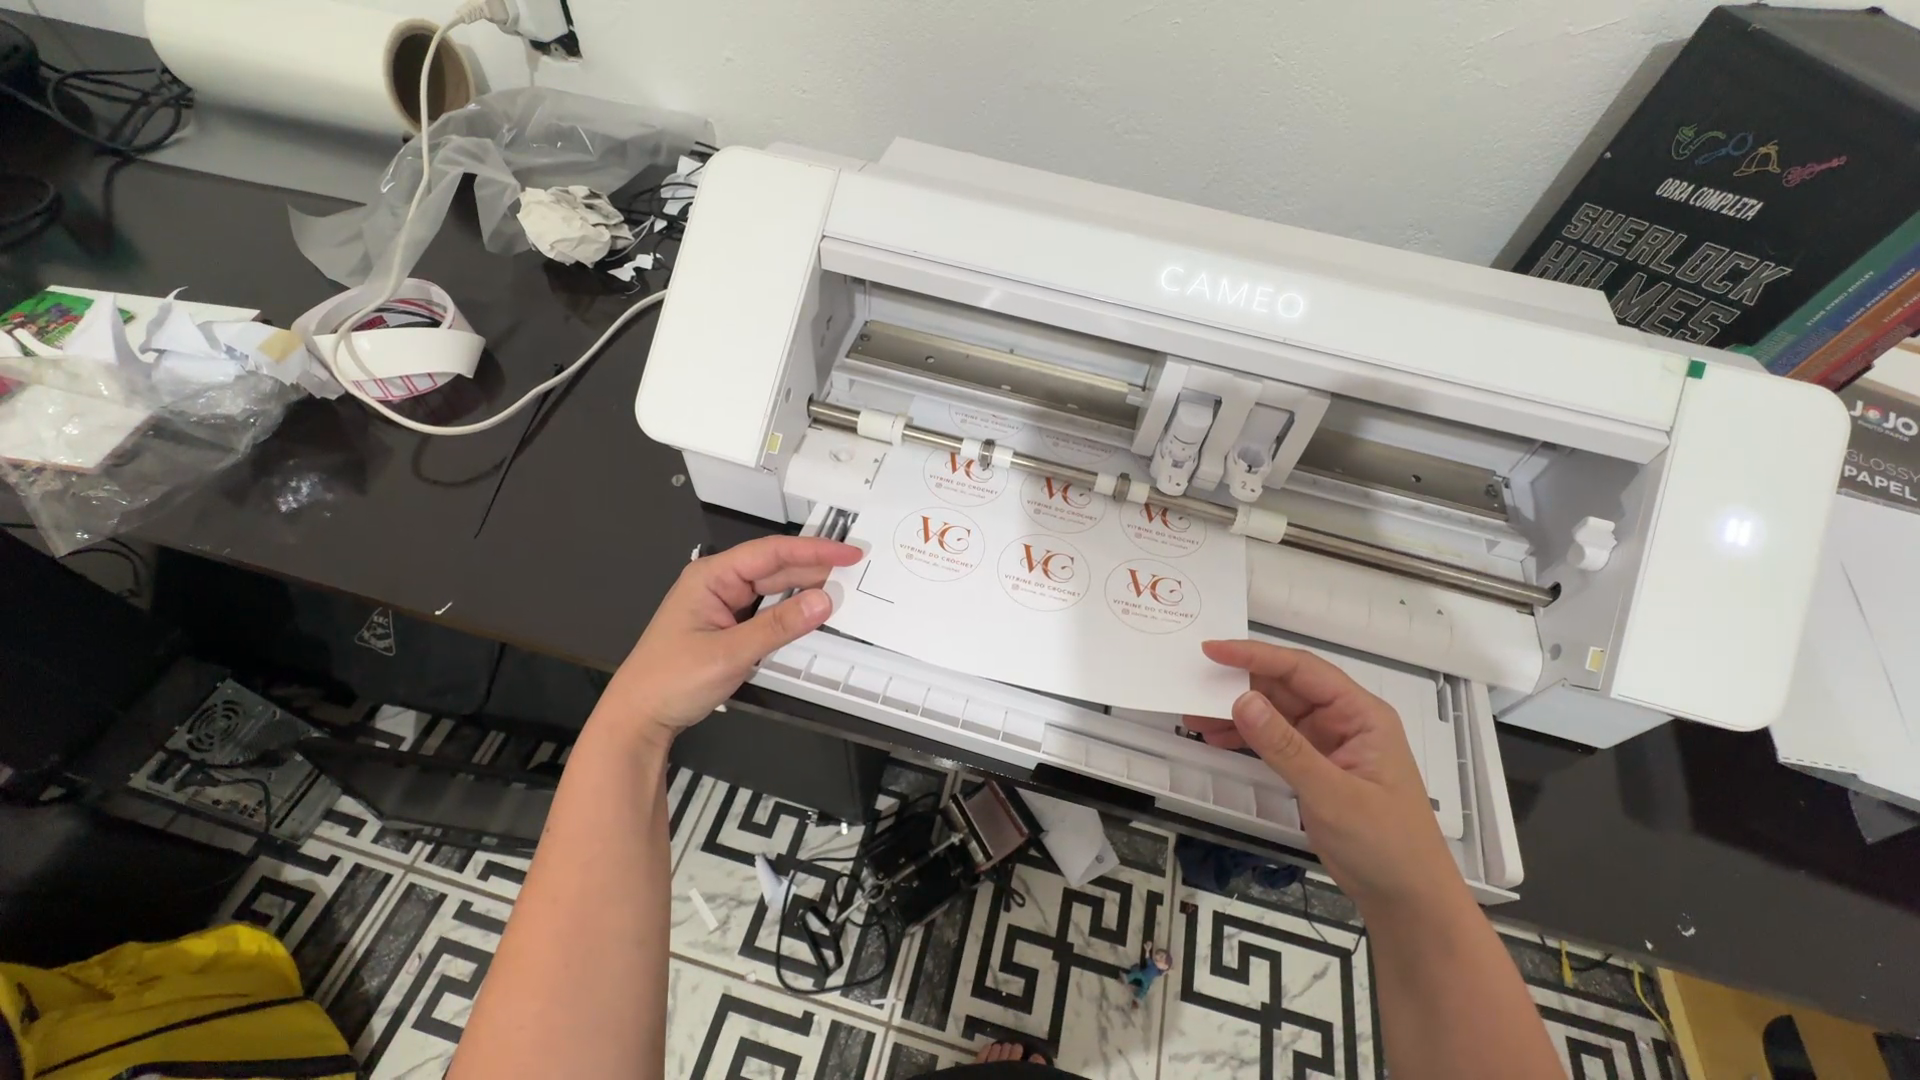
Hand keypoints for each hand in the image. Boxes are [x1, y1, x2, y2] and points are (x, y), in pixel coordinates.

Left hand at [594, 535, 862, 749]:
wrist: (639, 717)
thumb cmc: (672, 680)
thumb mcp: (730, 653)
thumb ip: (779, 626)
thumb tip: (824, 601)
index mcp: (712, 576)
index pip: (771, 553)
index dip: (814, 551)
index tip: (848, 554)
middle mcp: (718, 584)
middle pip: (775, 569)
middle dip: (815, 569)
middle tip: (856, 574)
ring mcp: (723, 606)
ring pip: (774, 590)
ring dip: (805, 590)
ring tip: (844, 589)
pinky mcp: (728, 627)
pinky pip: (767, 611)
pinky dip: (792, 612)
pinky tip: (813, 613)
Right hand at [1184, 639, 1460, 912]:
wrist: (1408, 901)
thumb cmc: (1384, 844)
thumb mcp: (1331, 794)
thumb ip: (1284, 746)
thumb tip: (1241, 700)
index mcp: (1360, 714)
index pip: (1302, 670)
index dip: (1255, 656)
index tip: (1212, 651)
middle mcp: (1344, 721)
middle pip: (1285, 688)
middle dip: (1239, 685)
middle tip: (1194, 686)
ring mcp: (1328, 745)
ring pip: (1275, 713)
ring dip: (1237, 713)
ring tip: (1195, 716)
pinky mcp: (1315, 768)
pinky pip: (1275, 741)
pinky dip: (1245, 738)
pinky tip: (1217, 740)